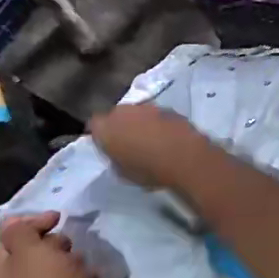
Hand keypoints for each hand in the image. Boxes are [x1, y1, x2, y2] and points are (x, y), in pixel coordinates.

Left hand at [0, 213, 107, 277]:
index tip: (57, 218)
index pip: (9, 234)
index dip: (33, 222)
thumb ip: (21, 230)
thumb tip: (18, 223)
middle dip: (56, 245)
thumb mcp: (29, 251)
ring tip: (79, 272)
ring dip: (73, 262)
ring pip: (58, 264)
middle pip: (36, 248)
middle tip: (65, 251)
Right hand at [88, 103, 213, 190]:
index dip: (99, 133)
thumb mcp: (121, 171)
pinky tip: (165, 136)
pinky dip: (158, 123)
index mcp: (106, 127)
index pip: (94, 124)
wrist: (185, 157)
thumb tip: (118, 150)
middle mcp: (124, 110)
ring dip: (139, 122)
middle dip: (119, 125)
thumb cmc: (147, 170)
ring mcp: (147, 106)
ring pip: (137, 112)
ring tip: (149, 139)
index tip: (106, 143)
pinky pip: (156, 115)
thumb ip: (114, 155)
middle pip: (116, 114)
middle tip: (127, 141)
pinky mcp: (168, 108)